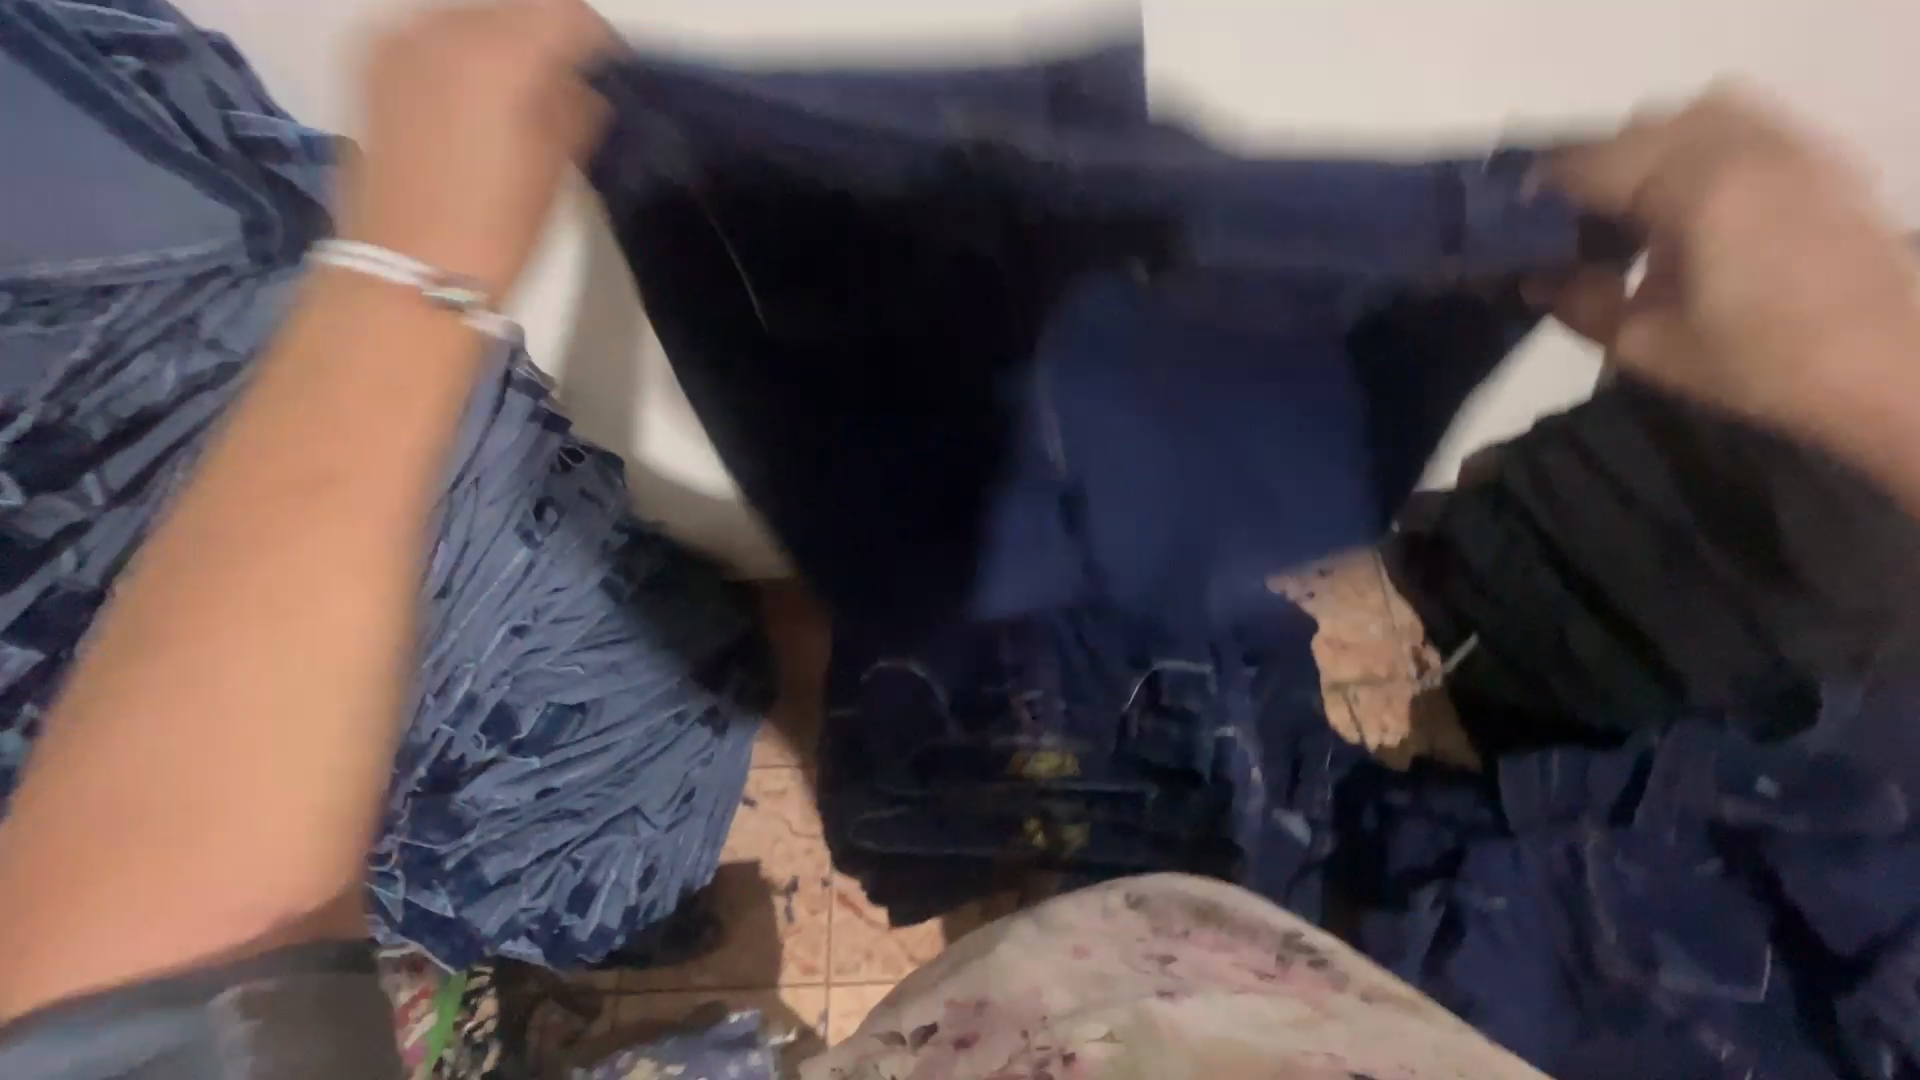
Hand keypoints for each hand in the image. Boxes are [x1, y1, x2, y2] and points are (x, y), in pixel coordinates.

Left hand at [337, 0, 611, 297]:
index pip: (565, 13)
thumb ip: (575, 108)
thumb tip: (584, 87)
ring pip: (471, 15)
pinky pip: (432, 32)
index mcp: (500, 54)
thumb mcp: (554, 167)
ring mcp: (397, 37)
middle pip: (514, 7)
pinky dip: (463, 52)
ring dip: (505, 44)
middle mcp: (442, 26)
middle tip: (569, 85)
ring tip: (523, 94)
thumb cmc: (498, 226)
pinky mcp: (370, 59)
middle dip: (548, 38)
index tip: (611, 71)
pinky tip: (477, 98)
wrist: (410, 266)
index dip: (596, 40)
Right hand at [1542, 88, 1919, 447]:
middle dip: (1588, 167)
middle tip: (1558, 223)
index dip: (1539, 188)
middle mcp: (1745, 148)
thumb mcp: (1640, 343)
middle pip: (1640, 128)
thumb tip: (1530, 277)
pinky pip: (1739, 124)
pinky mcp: (1816, 158)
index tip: (1505, 223)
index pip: (1592, 163)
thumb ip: (1578, 300)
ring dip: (1643, 150)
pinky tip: (1677, 203)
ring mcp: (1790, 145)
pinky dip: (1692, 148)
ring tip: (1618, 208)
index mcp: (1697, 190)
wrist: (1886, 366)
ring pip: (1692, 114)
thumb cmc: (1752, 361)